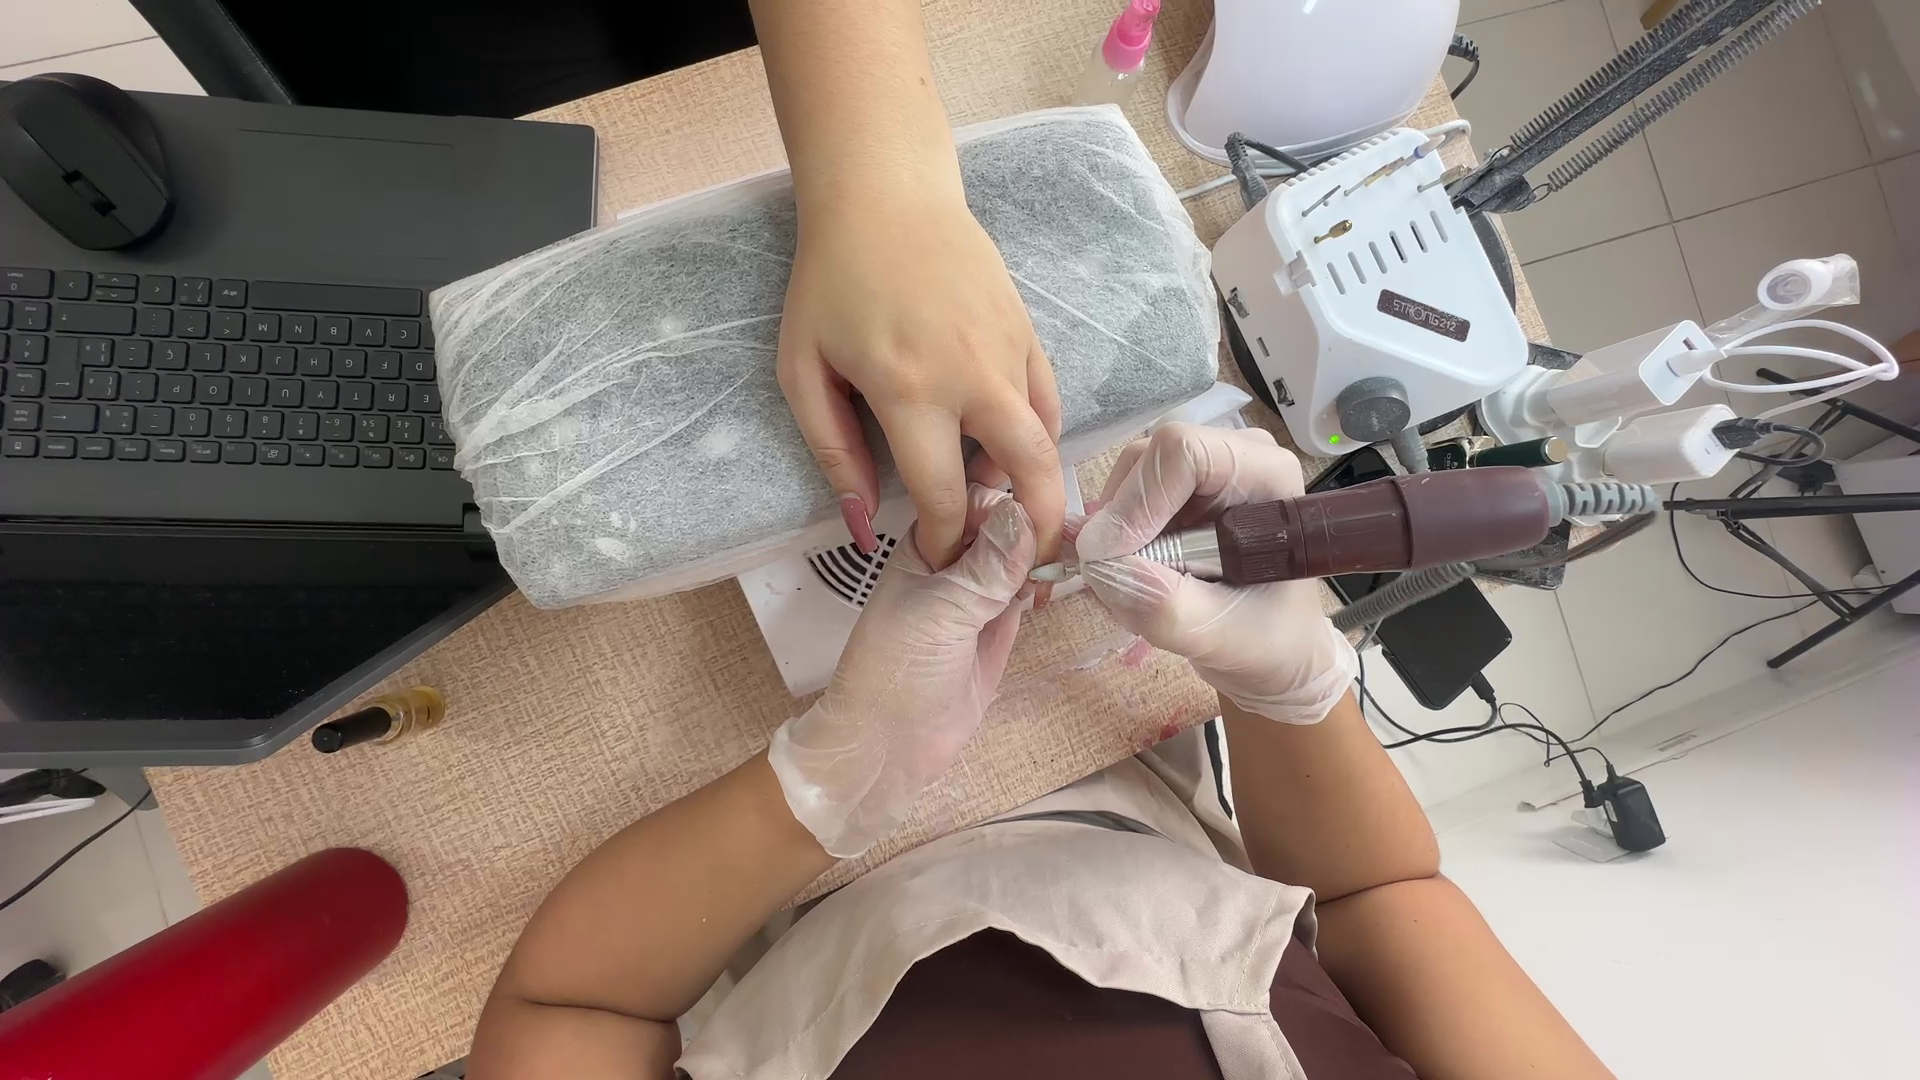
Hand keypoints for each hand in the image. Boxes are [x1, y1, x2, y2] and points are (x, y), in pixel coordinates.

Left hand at [769, 485, 1036, 856]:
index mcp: (926, 543)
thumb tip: (1026, 513)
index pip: (974, 500)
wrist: (891, 745)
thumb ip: (985, 568)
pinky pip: (1025, 591)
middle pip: (1003, 525)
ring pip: (1019, 557)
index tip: (1047, 511)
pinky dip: (1043, 581)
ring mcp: (978, 594)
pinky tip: (1061, 577)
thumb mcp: (941, 611)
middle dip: (1035, 523)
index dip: (1010, 500)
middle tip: (1073, 533)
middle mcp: (953, 560)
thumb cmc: (899, 668)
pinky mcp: (998, 626)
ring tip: (1075, 551)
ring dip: (1045, 552)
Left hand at [777, 192, 1063, 568]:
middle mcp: (973, 376)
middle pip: (1030, 471)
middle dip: (1035, 529)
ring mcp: (1010, 351)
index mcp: (910, 392)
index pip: (944, 494)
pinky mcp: (1027, 331)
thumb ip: (833, 452)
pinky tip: (1012, 444)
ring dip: (1033, 480)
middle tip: (1027, 560)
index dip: (947, 541)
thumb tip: (862, 523)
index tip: (944, 561)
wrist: (885, 196)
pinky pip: (1048, 399)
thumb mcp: (803, 370)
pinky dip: (1038, 434)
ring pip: (1046, 437)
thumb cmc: (832, 283)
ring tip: (1005, 499)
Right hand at [1072, 424, 1356, 724]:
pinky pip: (1118, 500)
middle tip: (1120, 579)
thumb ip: (1166, 608)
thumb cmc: (1266, 640)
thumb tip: (1101, 566)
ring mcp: (1199, 470)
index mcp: (1265, 476)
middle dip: (1120, 521)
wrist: (1269, 646)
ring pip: (1124, 479)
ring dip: (1114, 535)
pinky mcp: (1171, 488)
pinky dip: (1112, 541)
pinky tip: (1137, 575)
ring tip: (1137, 585)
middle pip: (1145, 459)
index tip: (1114, 557)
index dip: (1139, 499)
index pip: (1183, 452)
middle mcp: (1233, 456)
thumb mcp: (1221, 638)